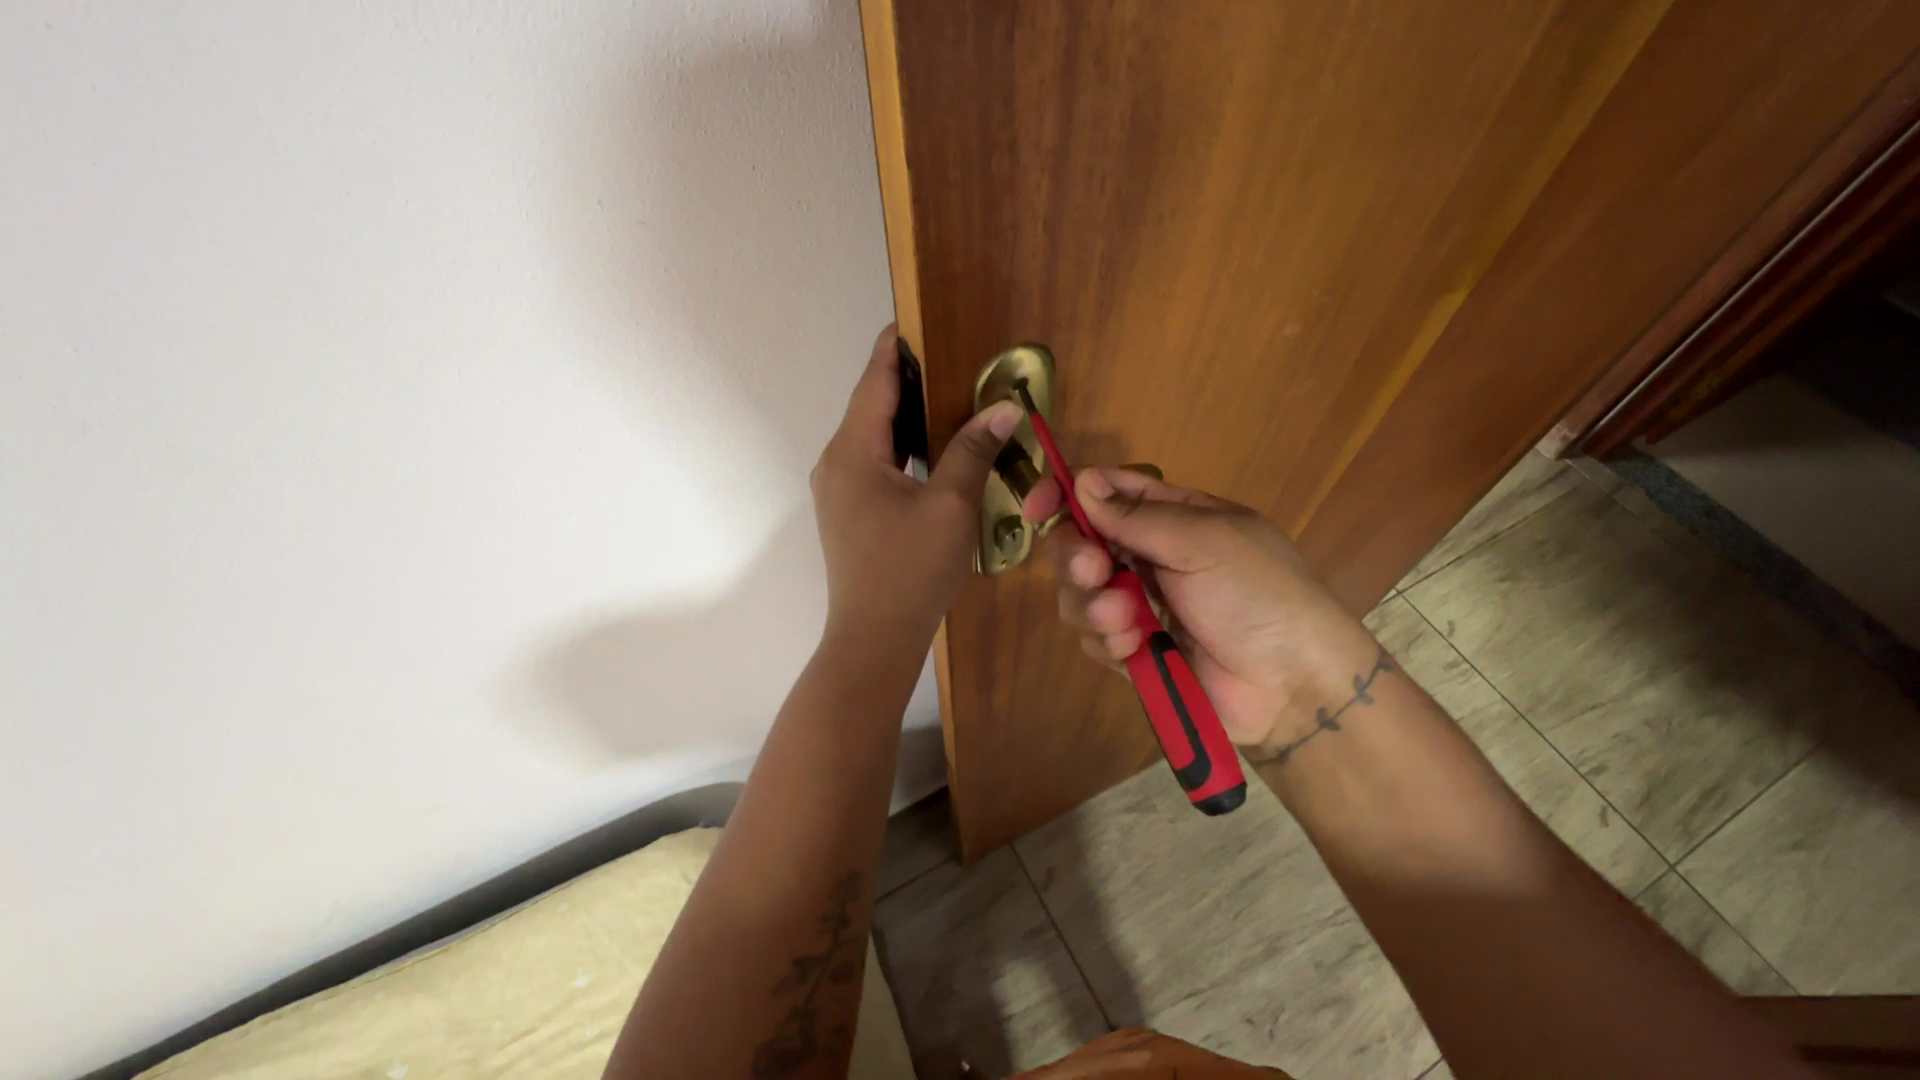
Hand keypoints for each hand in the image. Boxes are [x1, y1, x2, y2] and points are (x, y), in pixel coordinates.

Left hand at [811, 326, 1021, 643]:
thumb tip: (1004, 408)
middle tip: (956, 355)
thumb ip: (973, 451)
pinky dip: (903, 446)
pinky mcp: (849, 512)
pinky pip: (875, 462)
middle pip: (871, 403)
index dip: (898, 344)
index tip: (924, 317)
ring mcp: (838, 489)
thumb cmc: (909, 570)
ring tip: (953, 395)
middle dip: (910, 377)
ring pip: (873, 435)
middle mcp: (836, 461)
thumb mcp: (950, 507)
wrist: (872, 639)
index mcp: (853, 450)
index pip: (874, 378)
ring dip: (908, 414)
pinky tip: (935, 449)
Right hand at [1022, 467, 1378, 751]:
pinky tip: (1137, 649)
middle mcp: (1149, 557)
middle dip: (1077, 558)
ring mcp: (1139, 605)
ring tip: (1127, 623)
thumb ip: (1136, 515)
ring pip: (1077, 594)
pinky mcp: (1132, 651)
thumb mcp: (1204, 540)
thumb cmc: (1258, 593)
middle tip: (1095, 573)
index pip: (1105, 494)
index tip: (1036, 507)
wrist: (1290, 683)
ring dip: (1094, 605)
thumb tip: (1080, 481)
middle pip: (1079, 544)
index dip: (1066, 495)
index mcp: (1172, 517)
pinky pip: (1093, 637)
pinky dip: (1108, 641)